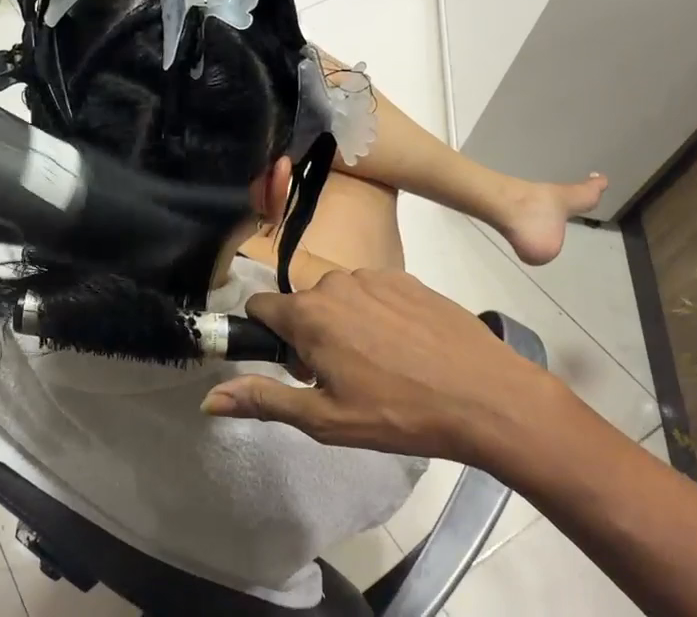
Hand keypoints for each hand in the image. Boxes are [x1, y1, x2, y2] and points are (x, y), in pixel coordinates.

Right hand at [200, 269, 559, 463]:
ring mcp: (375, 277)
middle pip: (303, 305)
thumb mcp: (325, 420)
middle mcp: (334, 283)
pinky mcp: (409, 279)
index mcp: (307, 314)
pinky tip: (408, 349)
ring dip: (345, 324)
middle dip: (309, 335)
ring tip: (381, 366)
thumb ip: (263, 400)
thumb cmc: (400, 414)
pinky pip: (375, 293)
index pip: (260, 306)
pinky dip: (379, 316)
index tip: (295, 369)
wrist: (490, 399)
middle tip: (343, 378)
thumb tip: (206, 399)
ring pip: (340, 298)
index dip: (269, 339)